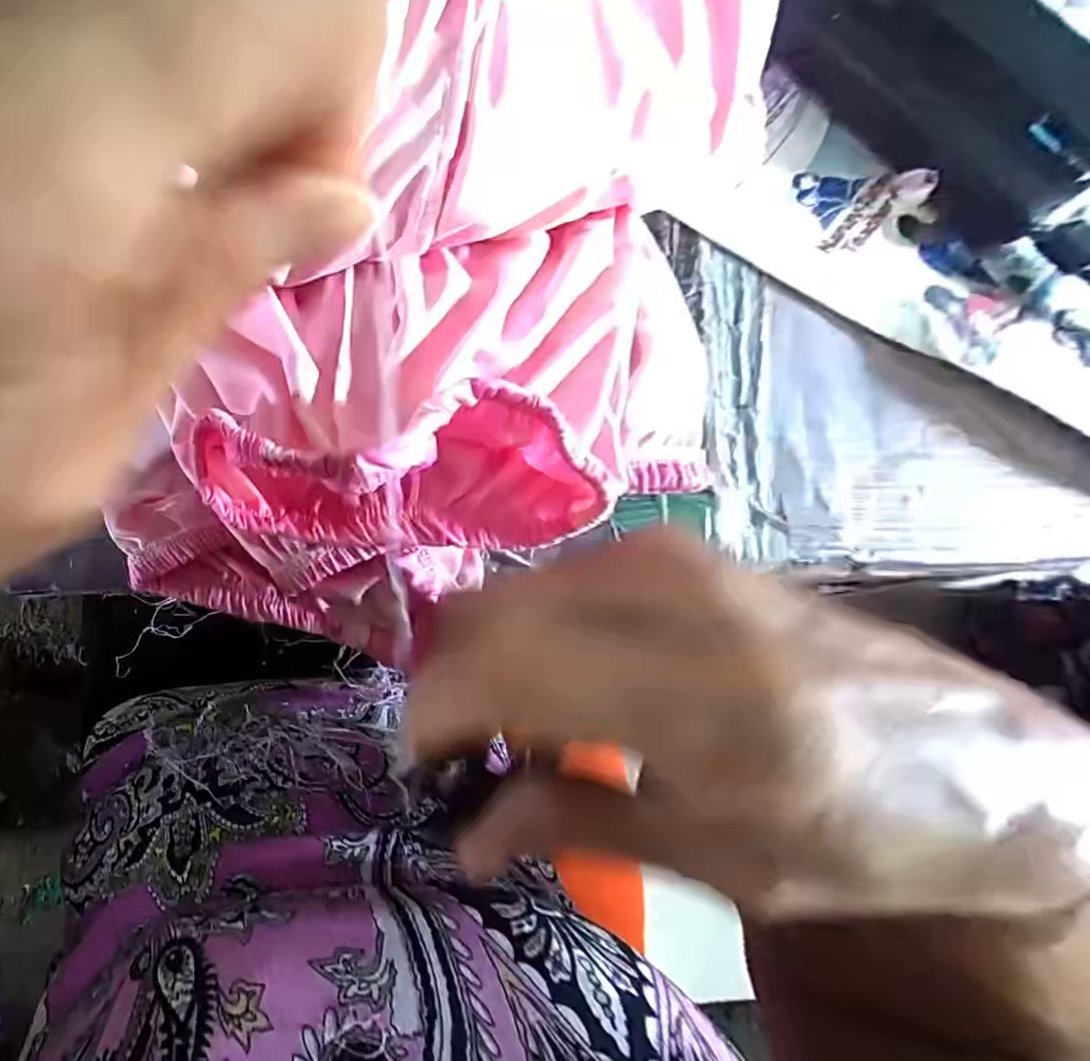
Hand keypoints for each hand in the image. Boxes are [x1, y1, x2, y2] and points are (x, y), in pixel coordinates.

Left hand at [0, 0, 383, 802]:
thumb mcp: (77, 459)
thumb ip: (198, 291)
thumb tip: (334, 198)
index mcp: (15, 183)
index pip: (259, 1)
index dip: (329, 72)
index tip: (314, 190)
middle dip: (253, 53)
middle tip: (241, 186)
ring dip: (159, 53)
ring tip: (152, 182)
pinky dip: (69, 52)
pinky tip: (58, 158)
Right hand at [406, 531, 1089, 921]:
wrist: (982, 760)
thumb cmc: (852, 834)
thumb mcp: (711, 858)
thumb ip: (565, 826)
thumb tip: (460, 842)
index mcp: (699, 700)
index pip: (501, 672)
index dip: (434, 713)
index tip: (423, 759)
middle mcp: (670, 603)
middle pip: (480, 621)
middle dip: (442, 685)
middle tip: (457, 743)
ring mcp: (660, 558)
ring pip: (498, 596)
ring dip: (474, 659)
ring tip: (505, 717)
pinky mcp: (657, 546)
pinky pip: (534, 584)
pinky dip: (513, 633)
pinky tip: (549, 677)